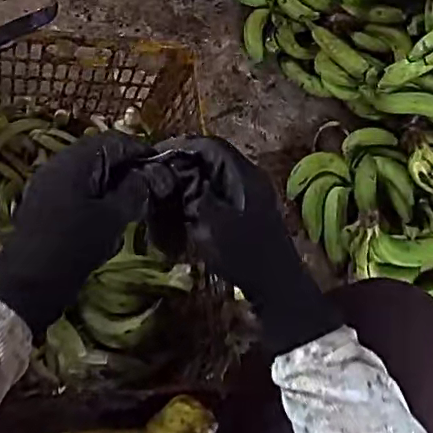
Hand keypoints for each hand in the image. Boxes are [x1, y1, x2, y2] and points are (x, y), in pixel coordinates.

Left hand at [0, 131, 152, 336]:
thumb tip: (149, 175)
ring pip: (89, 175)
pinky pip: (76, 192)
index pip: (116, 141)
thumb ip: (134, 190)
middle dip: (127, 169)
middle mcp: (59, 165)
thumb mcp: (112, 217)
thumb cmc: (73, 245)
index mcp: (76, 160)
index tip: (163, 165)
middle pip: (101, 156)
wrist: (26, 285)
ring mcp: (48, 185)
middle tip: (151, 186)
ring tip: (133, 205)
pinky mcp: (43, 205)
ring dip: (112, 185)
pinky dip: (96, 199)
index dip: (142, 151)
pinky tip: (108, 220)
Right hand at [159, 137, 340, 354]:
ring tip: (167, 185)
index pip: (210, 145)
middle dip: (184, 160)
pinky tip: (186, 205)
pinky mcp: (249, 209)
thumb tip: (174, 168)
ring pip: (216, 173)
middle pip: (214, 156)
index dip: (181, 145)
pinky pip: (221, 189)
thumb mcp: (210, 221)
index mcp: (244, 174)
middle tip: (157, 169)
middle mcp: (250, 177)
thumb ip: (193, 191)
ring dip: (192, 176)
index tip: (156, 153)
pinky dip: (201, 191)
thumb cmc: (243, 253)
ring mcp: (252, 193)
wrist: (276, 286)